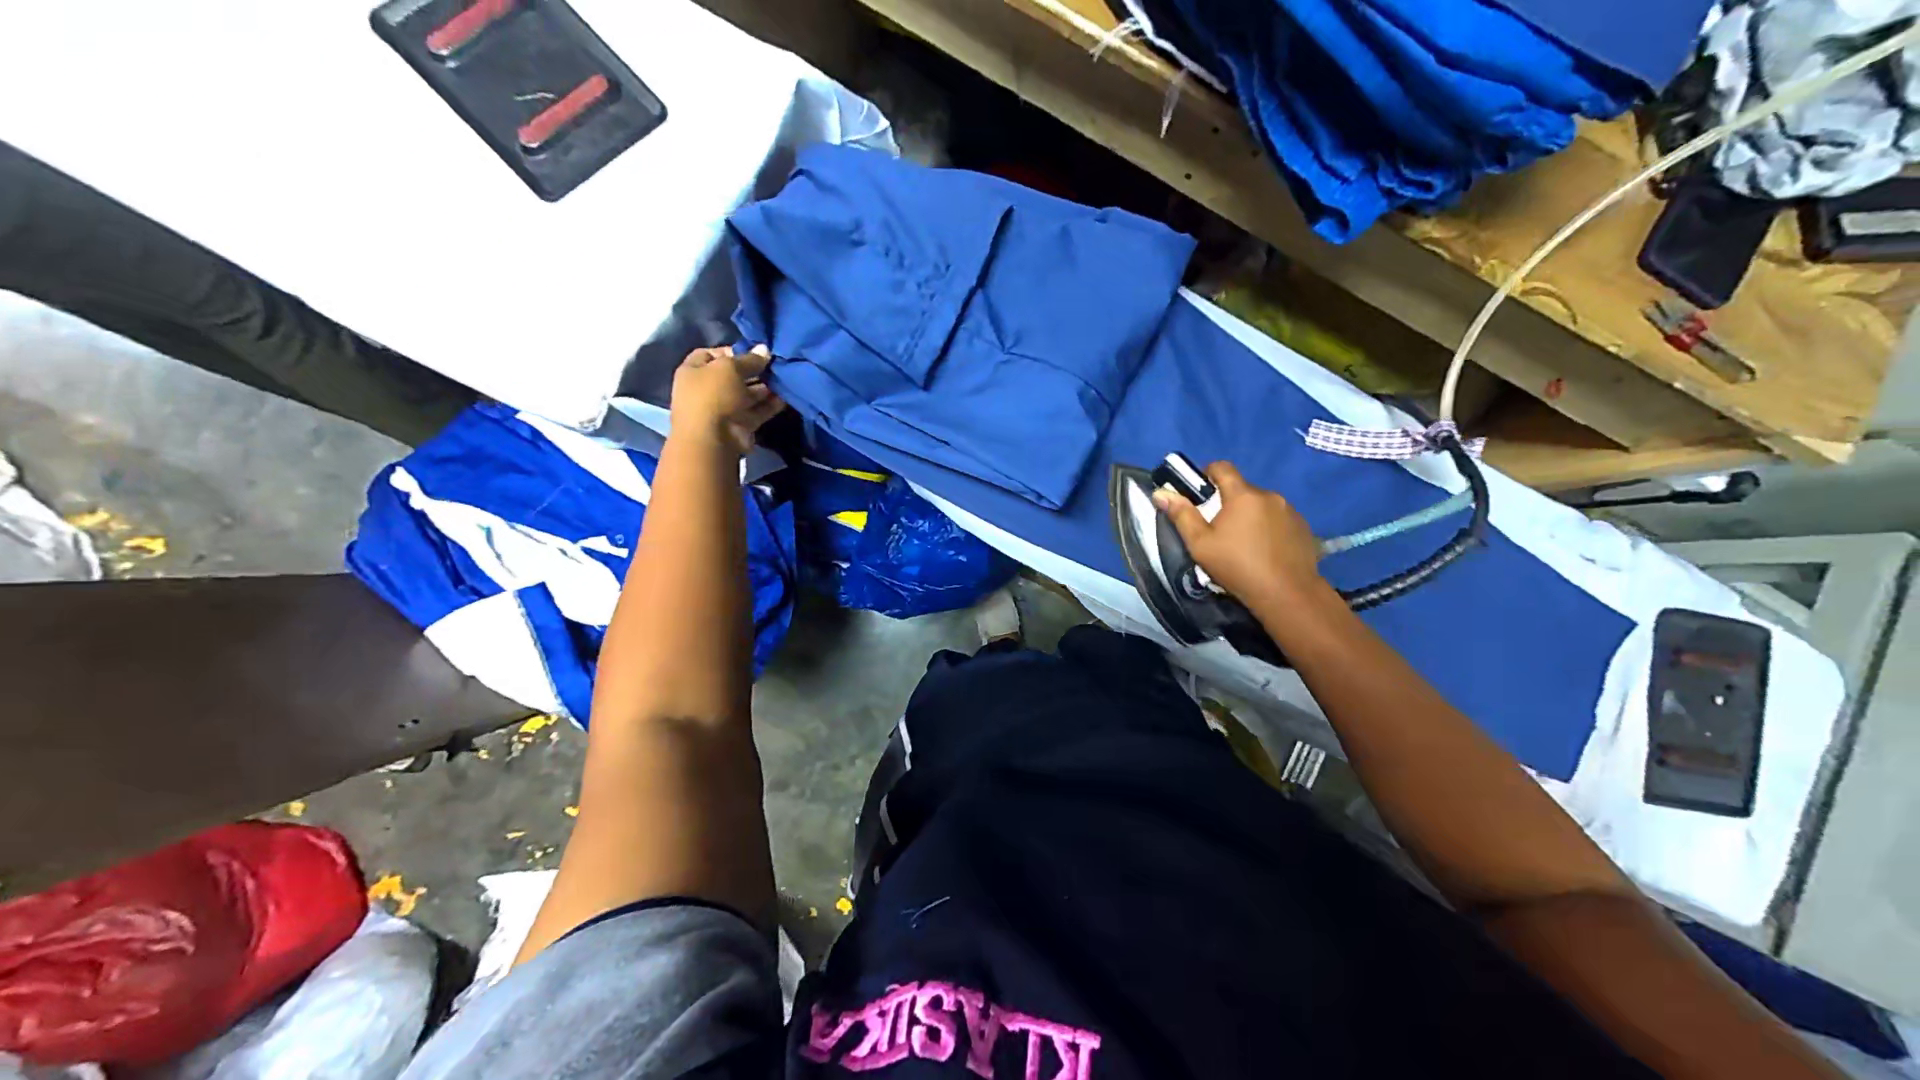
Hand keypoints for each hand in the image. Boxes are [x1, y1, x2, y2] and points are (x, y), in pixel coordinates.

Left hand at [670, 345, 785, 454]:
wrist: (713, 438)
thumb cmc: (714, 394)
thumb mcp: (730, 368)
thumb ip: (749, 359)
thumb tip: (765, 349)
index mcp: (694, 371)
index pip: (710, 355)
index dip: (731, 351)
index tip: (752, 352)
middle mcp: (707, 389)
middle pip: (733, 376)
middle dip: (753, 370)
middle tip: (773, 365)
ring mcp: (724, 409)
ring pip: (747, 394)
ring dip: (765, 387)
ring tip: (782, 379)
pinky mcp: (740, 425)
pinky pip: (757, 411)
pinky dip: (770, 405)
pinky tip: (785, 397)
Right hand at [1153, 461, 1322, 608]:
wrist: (1287, 594)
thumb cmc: (1237, 566)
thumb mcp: (1200, 545)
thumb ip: (1182, 515)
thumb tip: (1161, 493)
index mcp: (1242, 495)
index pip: (1222, 467)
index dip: (1207, 474)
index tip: (1200, 493)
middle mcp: (1269, 495)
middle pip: (1242, 489)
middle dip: (1228, 502)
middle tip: (1218, 529)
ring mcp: (1290, 511)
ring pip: (1262, 505)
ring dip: (1250, 515)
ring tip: (1244, 543)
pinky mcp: (1304, 527)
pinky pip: (1280, 519)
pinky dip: (1269, 528)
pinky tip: (1266, 550)